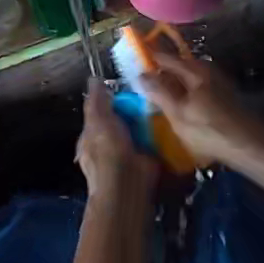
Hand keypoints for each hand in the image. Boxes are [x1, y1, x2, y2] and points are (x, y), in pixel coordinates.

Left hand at [77, 78, 155, 201]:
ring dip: (149, 118)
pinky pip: (153, 139)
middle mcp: (109, 144)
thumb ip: (97, 100)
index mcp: (92, 135)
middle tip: (151, 89)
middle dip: (134, 108)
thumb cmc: (108, 150)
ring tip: (164, 97)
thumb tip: (94, 79)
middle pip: (123, 119)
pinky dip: (161, 130)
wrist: (129, 183)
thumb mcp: (98, 119)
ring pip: (139, 128)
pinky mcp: (147, 158)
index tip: (129, 84)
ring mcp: (129, 152)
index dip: (113, 98)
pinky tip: (170, 116)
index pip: (102, 111)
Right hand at [135, 54, 263, 170]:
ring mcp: (218, 82)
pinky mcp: (224, 96)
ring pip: (188, 78)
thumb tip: (140, 74)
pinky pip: (198, 87)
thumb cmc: (209, 130)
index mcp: (194, 69)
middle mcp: (207, 69)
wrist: (250, 146)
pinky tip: (181, 107)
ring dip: (174, 84)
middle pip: (178, 66)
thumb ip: (159, 92)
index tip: (132, 61)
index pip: (165, 56)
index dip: (148, 57)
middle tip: (143, 83)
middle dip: (161, 72)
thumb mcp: (178, 114)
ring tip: (159, 97)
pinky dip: (186, 92)